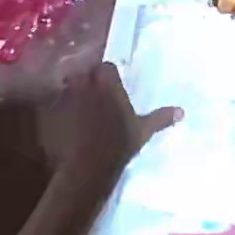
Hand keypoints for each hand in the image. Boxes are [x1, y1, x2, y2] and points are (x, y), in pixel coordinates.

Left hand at [39, 61, 180, 187]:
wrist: (86, 168)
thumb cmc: (118, 145)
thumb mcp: (142, 132)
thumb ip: (160, 118)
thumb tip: (182, 111)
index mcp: (109, 85)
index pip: (107, 66)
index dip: (107, 74)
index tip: (111, 84)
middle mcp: (87, 86)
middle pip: (84, 72)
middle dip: (86, 78)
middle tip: (93, 91)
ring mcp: (67, 99)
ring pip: (67, 86)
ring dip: (70, 91)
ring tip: (75, 103)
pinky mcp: (52, 114)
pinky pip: (53, 105)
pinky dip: (56, 109)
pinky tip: (61, 120)